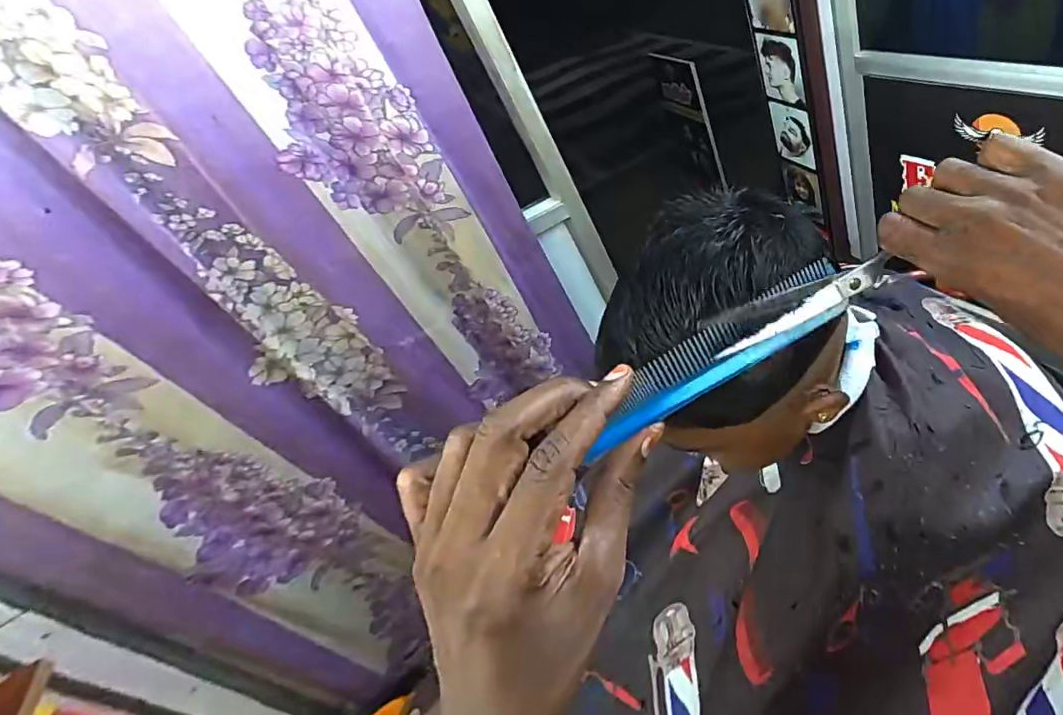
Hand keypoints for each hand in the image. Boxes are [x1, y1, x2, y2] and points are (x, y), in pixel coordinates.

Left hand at [397, 372, 661, 714]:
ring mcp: (427, 541)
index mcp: (507, 564)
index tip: (622, 381)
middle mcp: (455, 544)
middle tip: (591, 391)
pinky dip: (468, 446)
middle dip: (550, 398)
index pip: (550, 461)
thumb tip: (645, 430)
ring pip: (463, 442)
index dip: (591, 412)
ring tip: (556, 423)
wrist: (492, 712)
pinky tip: (502, 455)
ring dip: (515, 418)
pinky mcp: (417, 541)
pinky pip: (432, 472)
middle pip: (497, 436)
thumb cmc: (557, 653)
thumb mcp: (601, 577)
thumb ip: (618, 495)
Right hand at [878, 133, 1062, 385]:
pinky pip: (999, 146)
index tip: (907, 239)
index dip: (897, 236)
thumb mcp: (1006, 315)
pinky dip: (995, 158)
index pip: (894, 229)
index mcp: (961, 260)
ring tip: (975, 200)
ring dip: (953, 185)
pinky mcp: (1051, 172)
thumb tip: (951, 263)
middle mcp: (978, 218)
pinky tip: (1007, 177)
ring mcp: (1014, 189)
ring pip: (949, 167)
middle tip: (941, 224)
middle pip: (914, 194)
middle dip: (921, 212)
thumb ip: (967, 278)